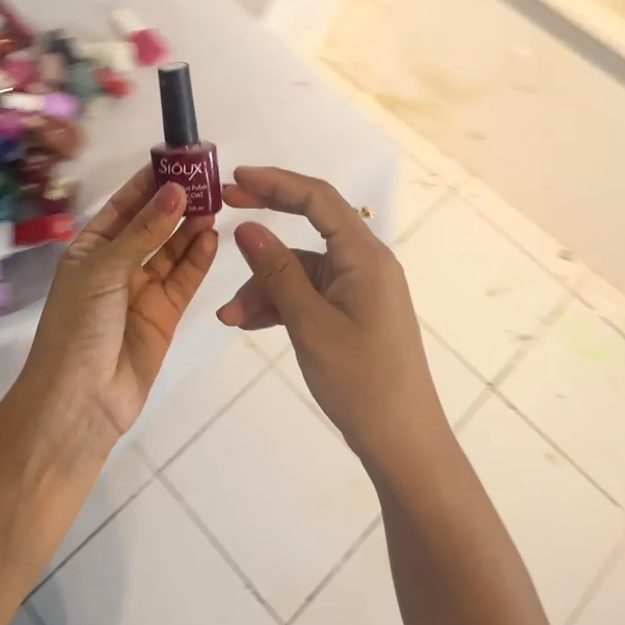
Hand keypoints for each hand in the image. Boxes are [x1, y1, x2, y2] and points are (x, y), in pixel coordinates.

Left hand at [16, 166, 218, 458]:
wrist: (81, 398)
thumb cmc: (79, 325)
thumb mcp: (104, 270)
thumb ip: (143, 232)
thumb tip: (174, 190)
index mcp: (89, 249)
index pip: (122, 207)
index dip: (147, 184)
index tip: (176, 159)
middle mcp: (115, 266)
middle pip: (150, 227)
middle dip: (175, 203)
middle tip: (207, 178)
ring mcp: (141, 291)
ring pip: (171, 251)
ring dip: (190, 228)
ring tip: (215, 203)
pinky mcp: (164, 314)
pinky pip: (183, 279)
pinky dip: (198, 258)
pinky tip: (213, 236)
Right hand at [218, 166, 442, 457]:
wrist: (402, 443)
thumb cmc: (361, 380)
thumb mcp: (309, 323)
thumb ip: (276, 270)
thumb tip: (246, 227)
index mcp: (364, 256)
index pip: (318, 198)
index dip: (275, 183)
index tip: (233, 180)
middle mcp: (364, 264)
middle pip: (309, 225)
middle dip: (265, 219)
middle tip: (222, 210)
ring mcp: (358, 290)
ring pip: (300, 268)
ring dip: (263, 284)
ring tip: (229, 316)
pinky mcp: (350, 314)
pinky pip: (306, 294)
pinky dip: (277, 304)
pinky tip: (247, 323)